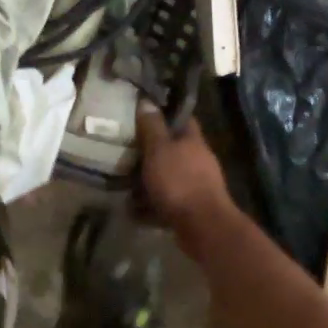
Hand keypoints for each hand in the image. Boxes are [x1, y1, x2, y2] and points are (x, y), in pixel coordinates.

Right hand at [135, 103, 232, 233]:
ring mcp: (197, 185)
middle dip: (152, 150)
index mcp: (193, 141)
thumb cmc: (179, 181)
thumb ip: (152, 127)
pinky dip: (151, 204)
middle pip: (174, 148)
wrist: (203, 226)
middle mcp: (198, 160)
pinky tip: (133, 210)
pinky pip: (167, 201)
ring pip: (169, 175)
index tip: (144, 112)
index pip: (183, 118)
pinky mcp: (191, 208)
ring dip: (149, 179)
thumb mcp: (159, 149)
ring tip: (124, 182)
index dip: (166, 113)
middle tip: (127, 149)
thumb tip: (147, 101)